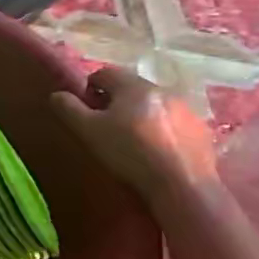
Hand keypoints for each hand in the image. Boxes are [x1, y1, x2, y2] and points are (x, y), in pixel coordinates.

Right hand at [49, 67, 217, 199]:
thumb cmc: (129, 153)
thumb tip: (57, 94)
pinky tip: (156, 153)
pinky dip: (161, 131)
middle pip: (130, 88)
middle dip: (115, 102)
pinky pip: (173, 122)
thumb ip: (69, 108)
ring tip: (132, 142)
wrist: (182, 186)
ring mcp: (186, 110)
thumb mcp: (88, 131)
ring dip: (139, 116)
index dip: (89, 88)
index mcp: (134, 86)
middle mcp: (163, 90)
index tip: (86, 111)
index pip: (104, 73)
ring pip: (153, 105)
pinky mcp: (201, 130)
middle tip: (105, 128)